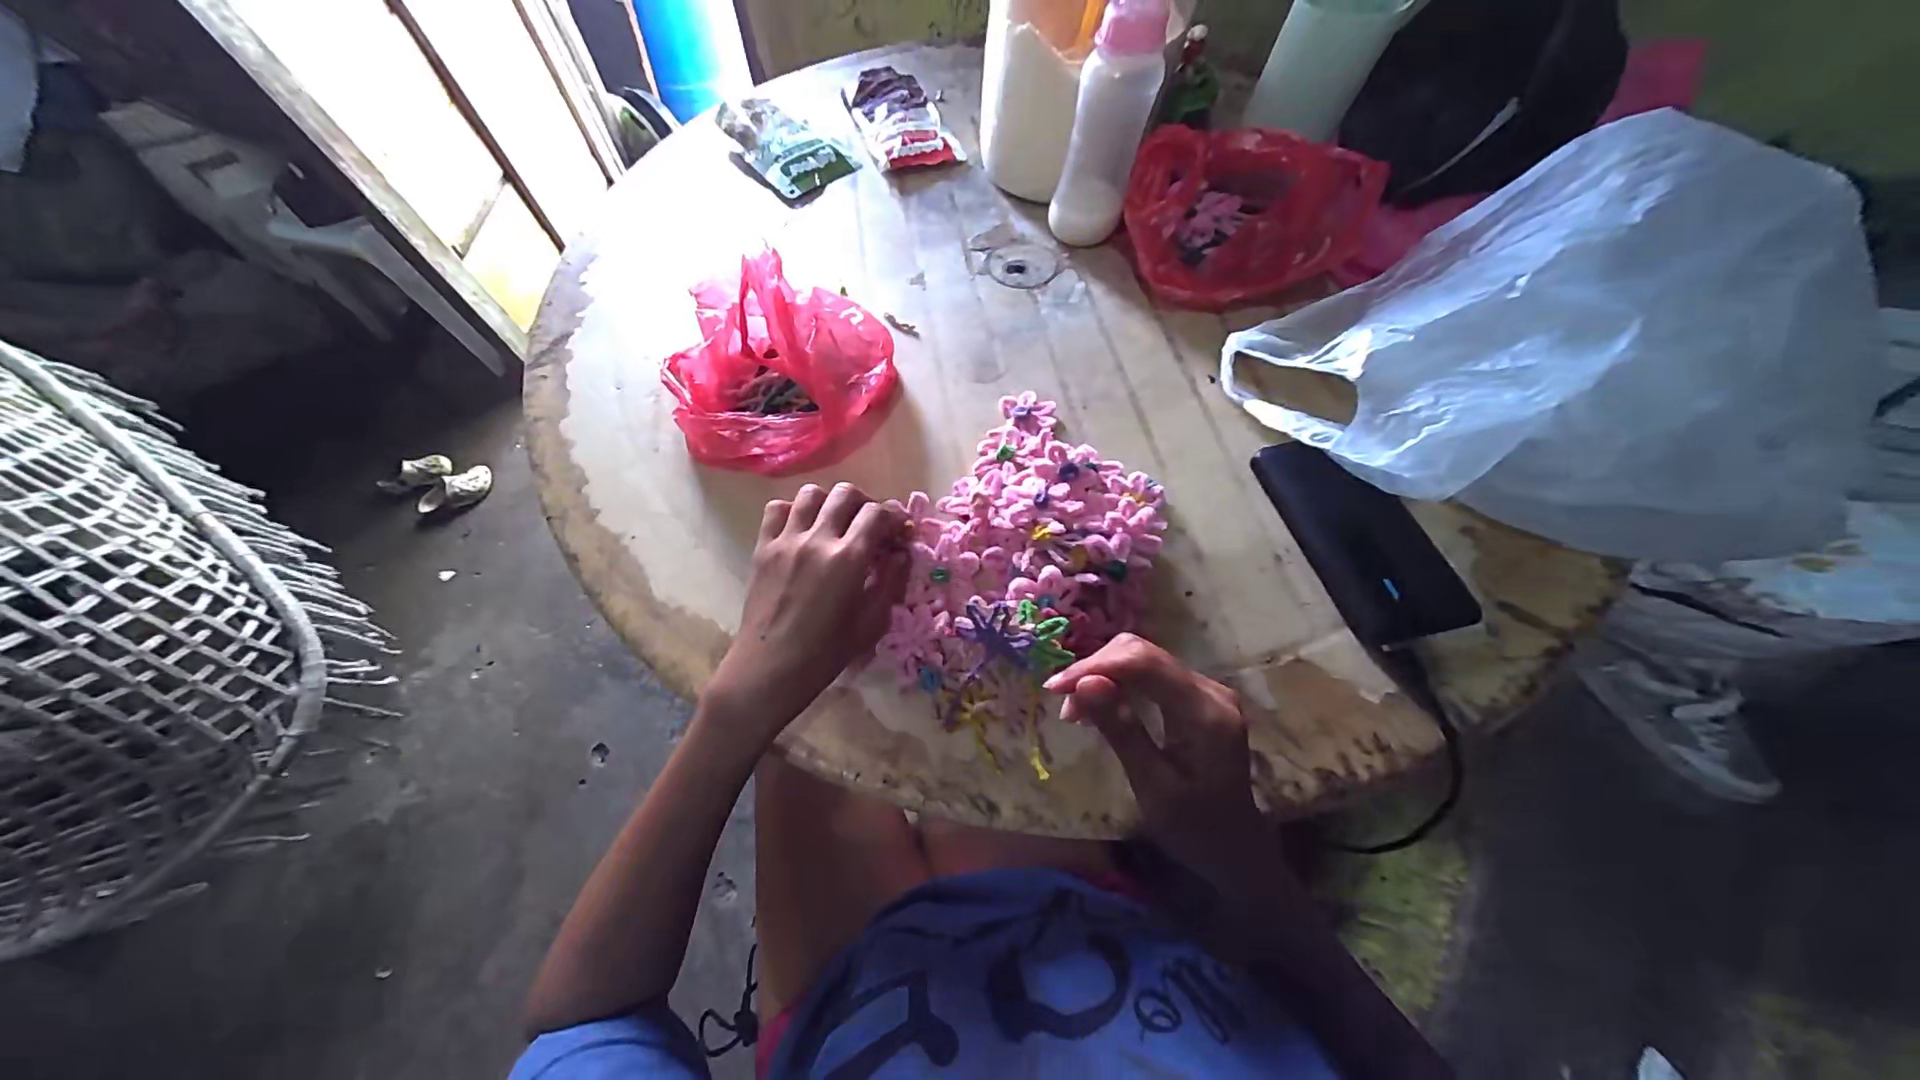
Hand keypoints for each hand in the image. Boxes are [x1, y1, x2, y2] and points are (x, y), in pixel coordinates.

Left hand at [705, 483, 907, 743]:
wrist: (770, 667)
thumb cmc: (826, 653)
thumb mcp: (871, 623)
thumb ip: (890, 582)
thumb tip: (900, 554)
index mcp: (849, 558)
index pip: (877, 514)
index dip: (893, 517)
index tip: (898, 531)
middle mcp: (818, 539)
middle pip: (846, 494)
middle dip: (866, 503)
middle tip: (871, 525)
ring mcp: (786, 540)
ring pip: (811, 494)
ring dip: (830, 502)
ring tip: (836, 523)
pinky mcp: (763, 548)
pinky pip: (777, 510)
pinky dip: (794, 511)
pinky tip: (802, 529)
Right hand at [1044, 634, 1270, 883]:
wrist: (1236, 850)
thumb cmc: (1194, 829)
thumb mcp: (1152, 786)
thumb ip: (1121, 730)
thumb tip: (1083, 683)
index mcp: (1205, 711)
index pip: (1144, 663)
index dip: (1095, 665)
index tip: (1055, 688)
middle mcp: (1210, 690)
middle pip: (1142, 653)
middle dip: (1096, 670)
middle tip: (1065, 707)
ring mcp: (1205, 690)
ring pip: (1142, 659)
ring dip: (1103, 675)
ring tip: (1075, 712)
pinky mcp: (1195, 697)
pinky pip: (1150, 675)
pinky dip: (1118, 684)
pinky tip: (1099, 707)